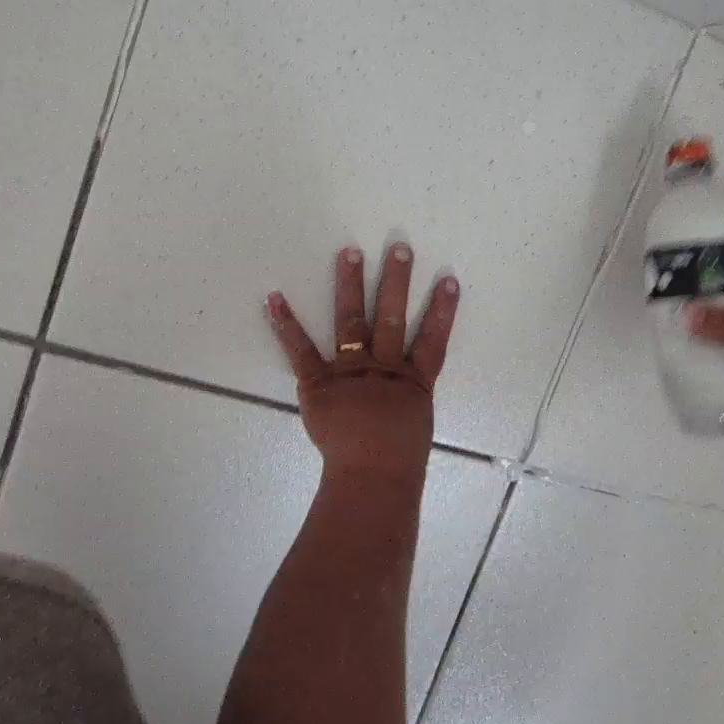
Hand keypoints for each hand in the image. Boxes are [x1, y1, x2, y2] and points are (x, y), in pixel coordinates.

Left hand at [266, 243, 460, 481]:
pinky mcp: (318, 383)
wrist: (373, 476)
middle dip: (396, 281)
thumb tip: (400, 401)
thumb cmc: (398, 462)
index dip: (442, 310)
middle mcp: (384, 366)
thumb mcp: (413, 427)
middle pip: (393, 316)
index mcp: (412, 381)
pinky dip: (286, 324)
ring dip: (351, 285)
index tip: (449, 279)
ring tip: (351, 252)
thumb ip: (405, 405)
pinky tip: (274, 298)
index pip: (433, 338)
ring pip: (353, 321)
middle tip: (399, 247)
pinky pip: (301, 351)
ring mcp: (351, 372)